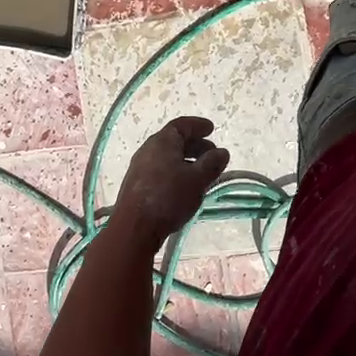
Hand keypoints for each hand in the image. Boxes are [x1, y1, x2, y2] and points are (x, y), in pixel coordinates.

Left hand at [112, 117, 230, 247]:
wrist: (133, 230)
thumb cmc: (168, 197)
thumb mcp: (197, 179)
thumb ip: (212, 164)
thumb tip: (222, 152)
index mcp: (162, 142)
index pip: (182, 125)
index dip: (198, 126)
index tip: (211, 128)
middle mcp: (148, 150)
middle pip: (174, 141)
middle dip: (195, 146)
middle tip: (211, 154)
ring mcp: (139, 169)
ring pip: (167, 158)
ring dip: (186, 162)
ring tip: (201, 174)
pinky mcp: (136, 187)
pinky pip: (160, 171)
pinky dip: (175, 173)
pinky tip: (184, 189)